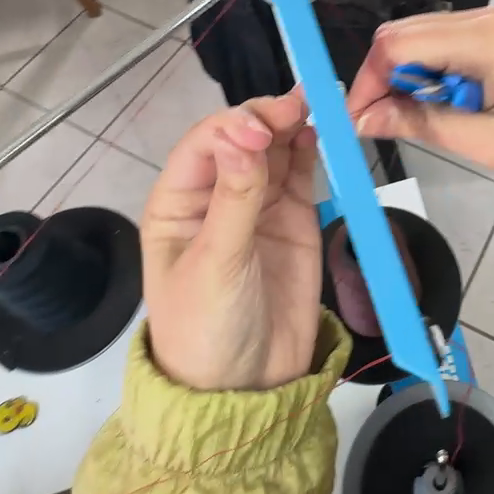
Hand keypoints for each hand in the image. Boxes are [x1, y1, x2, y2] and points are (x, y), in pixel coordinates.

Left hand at [140, 92, 324, 390]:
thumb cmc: (208, 328)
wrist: (248, 388)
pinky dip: (307, 148)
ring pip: (273, 149)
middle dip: (264, 117)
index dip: (232, 127)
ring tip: (311, 105)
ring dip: (289, 124)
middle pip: (241, 139)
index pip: (204, 146)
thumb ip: (234, 198)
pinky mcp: (294, 217)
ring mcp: (258, 204)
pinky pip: (299, 172)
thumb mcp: (216, 264)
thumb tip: (243, 132)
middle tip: (296, 106)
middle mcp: (217, 194)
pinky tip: (315, 130)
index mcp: (178, 204)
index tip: (262, 129)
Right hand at [346, 9, 493, 225]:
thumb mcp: (487, 143)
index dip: (367, 81)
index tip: (356, 123)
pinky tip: (444, 109)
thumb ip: (422, 124)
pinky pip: (446, 48)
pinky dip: (431, 77)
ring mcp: (493, 26)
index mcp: (482, 37)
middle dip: (382, 79)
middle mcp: (483, 19)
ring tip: (413, 123)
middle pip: (404, 35)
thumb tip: (362, 119)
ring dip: (407, 80)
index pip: (396, 44)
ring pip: (422, 41)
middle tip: (376, 127)